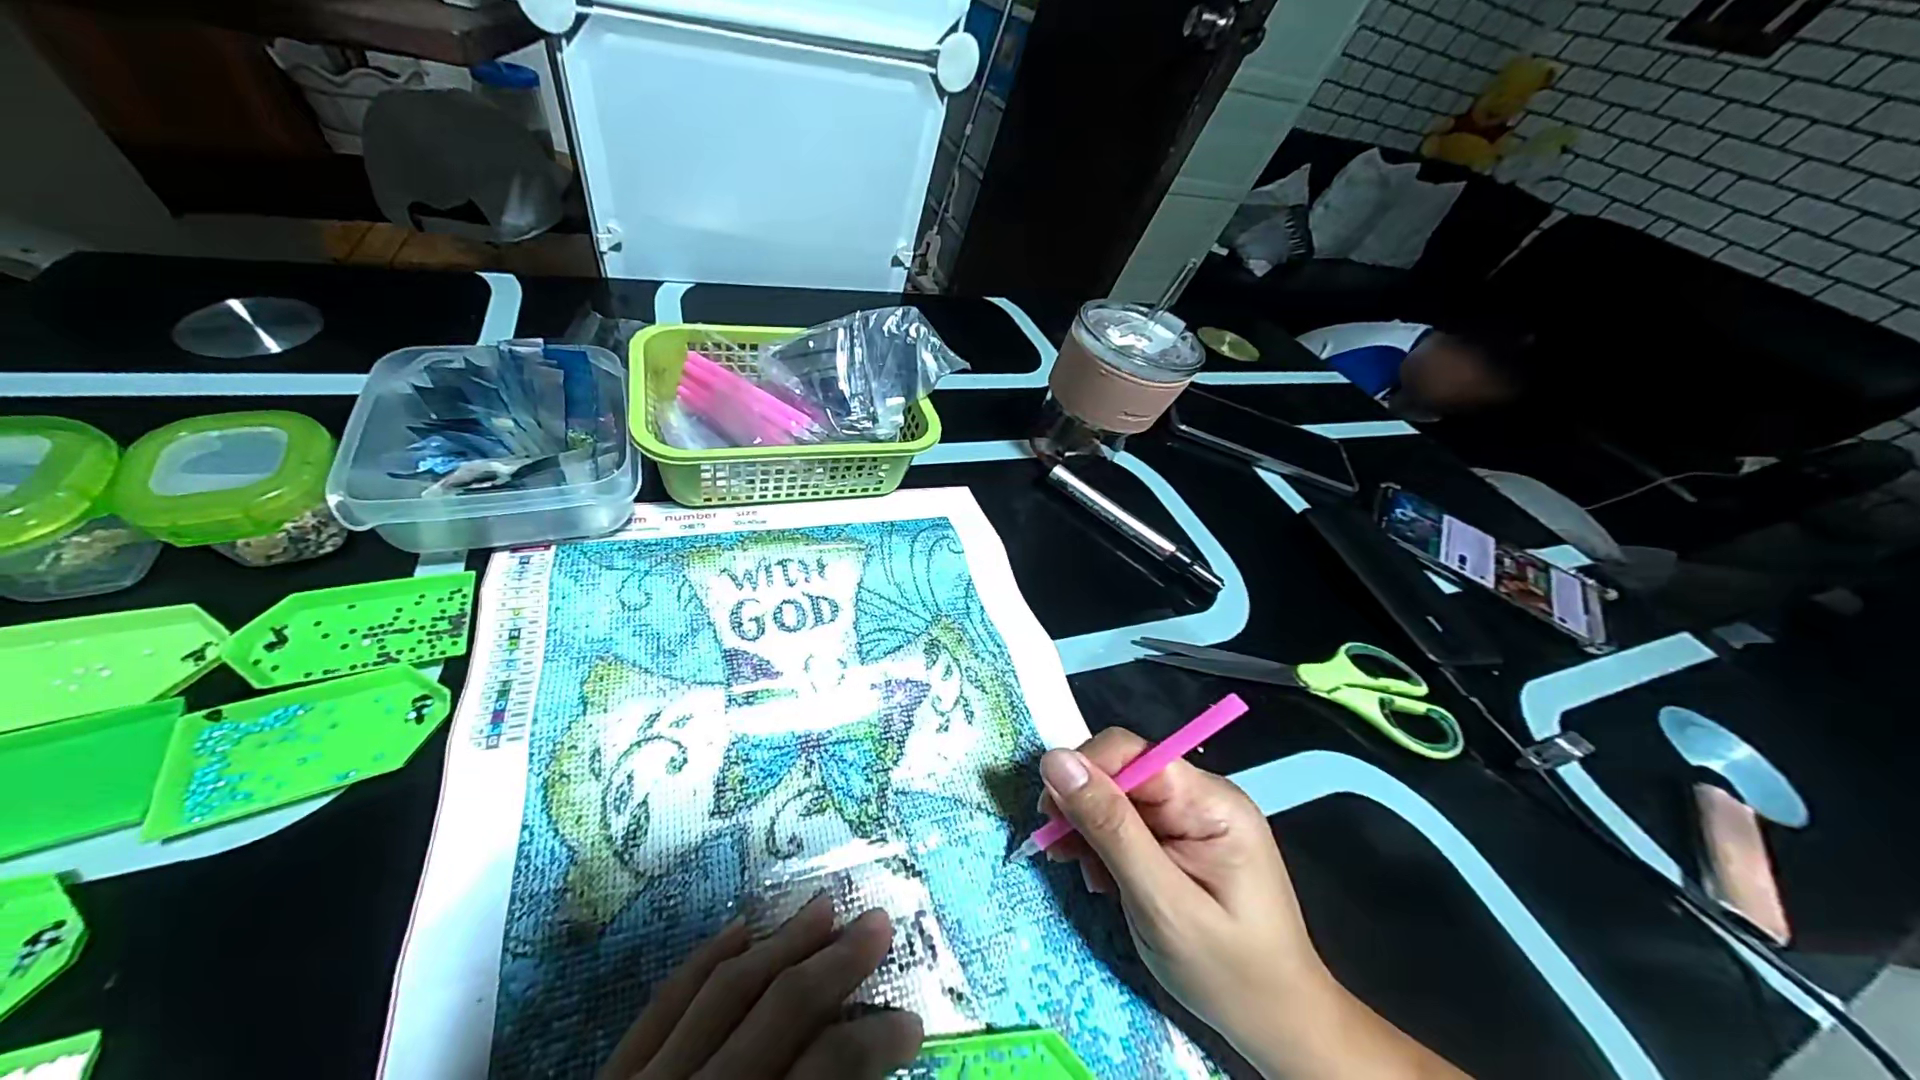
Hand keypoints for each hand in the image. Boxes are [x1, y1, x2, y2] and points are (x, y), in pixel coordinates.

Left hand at [595, 895, 923, 1079]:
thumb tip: (863, 1075)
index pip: (827, 1069)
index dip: (877, 1041)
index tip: (911, 1025)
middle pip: (783, 1008)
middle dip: (838, 961)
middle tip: (879, 922)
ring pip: (727, 988)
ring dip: (782, 943)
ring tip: (823, 907)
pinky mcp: (611, 1078)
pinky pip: (665, 1000)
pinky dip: (706, 960)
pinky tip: (741, 928)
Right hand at [1036, 729, 1325, 1049]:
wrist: (1279, 1023)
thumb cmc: (1228, 971)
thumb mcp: (1160, 902)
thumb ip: (1109, 827)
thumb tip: (1056, 761)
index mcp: (1209, 801)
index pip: (1131, 753)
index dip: (1083, 774)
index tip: (1050, 816)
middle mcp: (1202, 797)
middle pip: (1122, 774)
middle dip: (1084, 808)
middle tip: (1062, 852)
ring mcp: (1194, 818)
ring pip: (1120, 800)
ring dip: (1091, 832)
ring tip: (1088, 874)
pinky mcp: (1183, 840)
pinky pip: (1131, 825)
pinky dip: (1107, 848)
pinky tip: (1105, 879)